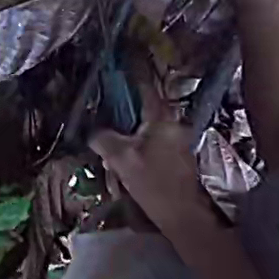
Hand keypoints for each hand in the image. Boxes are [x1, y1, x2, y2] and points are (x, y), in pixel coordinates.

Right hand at [88, 62, 216, 236]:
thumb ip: (104, 138)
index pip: (143, 85)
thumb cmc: (155, 184)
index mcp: (161, 117)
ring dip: (128, 125)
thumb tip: (92, 130)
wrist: (186, 219)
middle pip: (143, 103)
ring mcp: (175, 138)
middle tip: (102, 104)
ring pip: (146, 122)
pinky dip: (136, 139)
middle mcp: (171, 122)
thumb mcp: (121, 159)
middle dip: (122, 104)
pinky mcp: (175, 154)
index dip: (128, 71)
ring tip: (108, 132)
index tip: (116, 59)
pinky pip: (151, 137)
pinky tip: (123, 152)